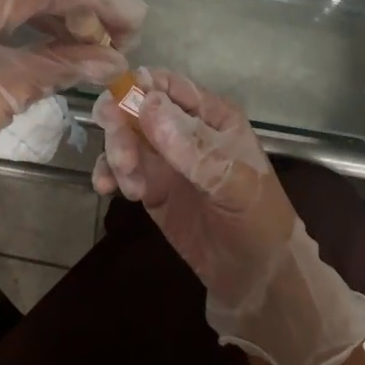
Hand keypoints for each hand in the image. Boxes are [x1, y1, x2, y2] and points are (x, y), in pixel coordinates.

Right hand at [93, 69, 364, 364]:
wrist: (258, 279)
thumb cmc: (258, 220)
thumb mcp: (232, 182)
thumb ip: (190, 146)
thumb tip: (145, 104)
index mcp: (211, 116)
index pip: (167, 85)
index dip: (138, 87)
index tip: (117, 106)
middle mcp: (182, 129)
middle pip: (136, 108)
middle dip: (121, 126)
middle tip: (122, 157)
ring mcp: (164, 158)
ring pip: (124, 137)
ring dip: (117, 155)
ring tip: (130, 187)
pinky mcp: (150, 186)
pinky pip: (120, 169)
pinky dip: (108, 173)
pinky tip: (106, 189)